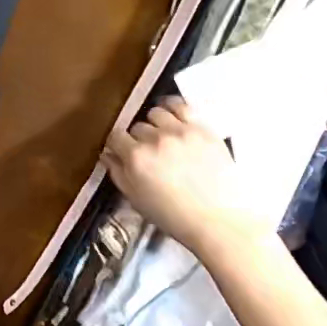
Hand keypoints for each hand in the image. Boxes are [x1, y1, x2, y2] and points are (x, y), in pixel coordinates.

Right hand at [101, 96, 272, 258]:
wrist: (219, 220)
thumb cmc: (175, 216)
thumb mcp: (136, 200)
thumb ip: (118, 173)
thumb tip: (107, 154)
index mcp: (136, 158)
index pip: (116, 137)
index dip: (117, 145)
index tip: (122, 152)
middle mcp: (155, 139)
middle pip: (137, 126)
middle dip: (138, 138)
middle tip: (148, 153)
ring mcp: (180, 131)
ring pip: (157, 112)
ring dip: (155, 123)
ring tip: (162, 136)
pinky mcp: (203, 128)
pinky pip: (182, 105)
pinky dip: (174, 107)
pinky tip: (174, 115)